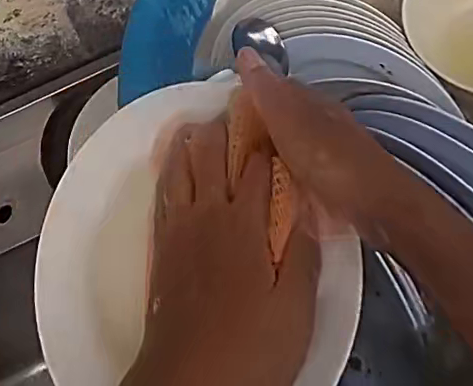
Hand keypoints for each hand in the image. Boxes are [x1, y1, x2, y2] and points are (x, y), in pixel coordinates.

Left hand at [123, 118, 321, 385]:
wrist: (189, 381)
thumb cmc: (249, 349)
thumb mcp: (295, 311)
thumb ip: (304, 257)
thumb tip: (310, 213)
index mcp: (244, 223)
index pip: (256, 167)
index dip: (267, 143)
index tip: (275, 125)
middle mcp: (208, 212)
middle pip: (210, 153)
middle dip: (222, 127)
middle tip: (234, 112)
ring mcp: (180, 225)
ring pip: (180, 166)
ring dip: (189, 141)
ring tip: (197, 125)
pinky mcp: (162, 243)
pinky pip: (162, 191)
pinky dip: (168, 169)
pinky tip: (173, 165)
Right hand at [234, 49, 415, 245]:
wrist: (377, 207)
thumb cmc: (329, 159)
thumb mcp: (289, 120)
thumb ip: (266, 90)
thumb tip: (244, 50)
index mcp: (310, 100)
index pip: (274, 88)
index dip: (249, 96)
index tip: (222, 113)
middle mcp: (322, 120)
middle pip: (283, 118)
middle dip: (258, 127)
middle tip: (228, 146)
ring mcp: (331, 152)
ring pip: (293, 145)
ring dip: (272, 153)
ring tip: (243, 171)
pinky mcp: (337, 181)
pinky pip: (303, 171)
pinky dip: (288, 175)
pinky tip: (275, 190)